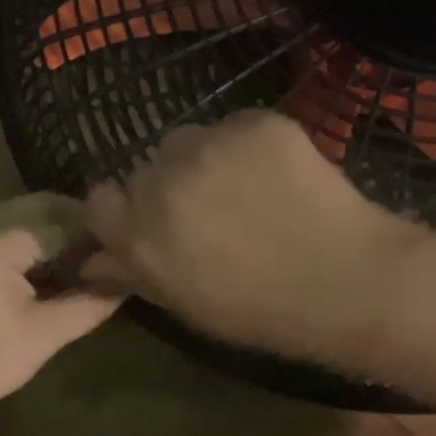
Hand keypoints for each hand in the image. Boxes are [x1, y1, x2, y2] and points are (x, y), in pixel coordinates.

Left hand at [0, 194, 121, 421]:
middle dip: (76, 227)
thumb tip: (129, 280)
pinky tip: (59, 273)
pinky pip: (8, 237)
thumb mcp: (48, 332)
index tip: (126, 249)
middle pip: (40, 209)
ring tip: (90, 263)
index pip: (60, 222)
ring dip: (56, 235)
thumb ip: (91, 302)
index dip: (96, 234)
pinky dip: (35, 247)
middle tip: (110, 252)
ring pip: (24, 221)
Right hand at [82, 110, 428, 361]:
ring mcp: (208, 146)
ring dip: (199, 161)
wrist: (346, 282)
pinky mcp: (252, 123)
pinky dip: (244, 147)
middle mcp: (160, 183)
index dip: (121, 211)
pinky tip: (275, 175)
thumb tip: (89, 261)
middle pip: (143, 170)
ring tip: (241, 189)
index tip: (146, 223)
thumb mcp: (183, 305)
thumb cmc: (259, 312)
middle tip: (205, 213)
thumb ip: (132, 273)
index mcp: (138, 235)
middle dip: (163, 188)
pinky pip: (230, 126)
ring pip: (184, 142)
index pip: (99, 201)